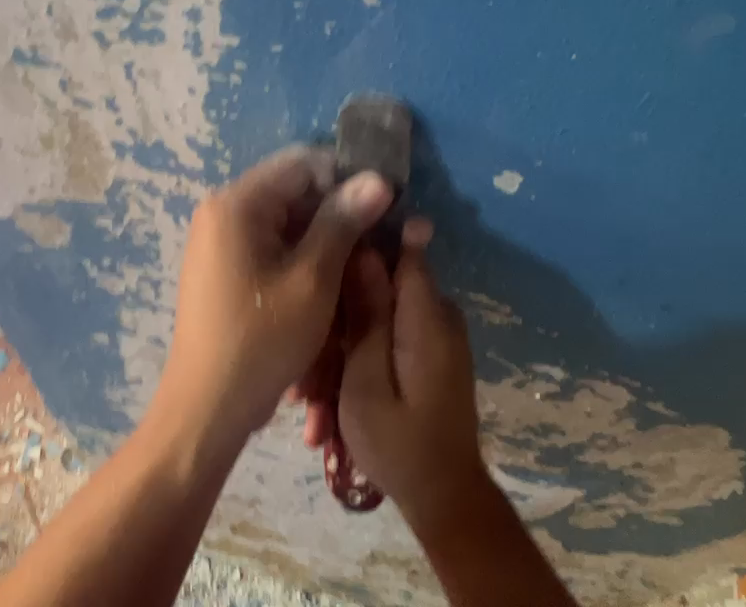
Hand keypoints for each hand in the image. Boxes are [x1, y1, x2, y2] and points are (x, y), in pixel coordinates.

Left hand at [152, 146, 394, 445]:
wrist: (207, 408)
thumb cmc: (261, 341)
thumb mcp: (313, 280)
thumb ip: (343, 222)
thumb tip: (377, 178)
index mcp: (237, 203)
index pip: (303, 164)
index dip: (347, 181)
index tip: (383, 211)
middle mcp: (221, 210)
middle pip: (293, 191)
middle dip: (335, 214)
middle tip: (373, 247)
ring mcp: (218, 239)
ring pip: (285, 221)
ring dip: (322, 240)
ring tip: (353, 272)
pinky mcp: (222, 266)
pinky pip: (269, 245)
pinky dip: (300, 258)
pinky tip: (324, 288)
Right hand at [337, 236, 489, 530]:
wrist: (442, 499)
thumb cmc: (399, 444)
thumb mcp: (366, 380)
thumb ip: (366, 312)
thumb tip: (364, 246)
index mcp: (427, 315)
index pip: (401, 249)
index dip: (359, 246)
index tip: (320, 261)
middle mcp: (436, 316)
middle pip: (377, 289)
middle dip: (334, 325)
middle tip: (302, 379)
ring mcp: (432, 336)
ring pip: (373, 320)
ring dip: (338, 358)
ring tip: (310, 408)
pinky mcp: (425, 355)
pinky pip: (384, 341)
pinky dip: (354, 370)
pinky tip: (326, 413)